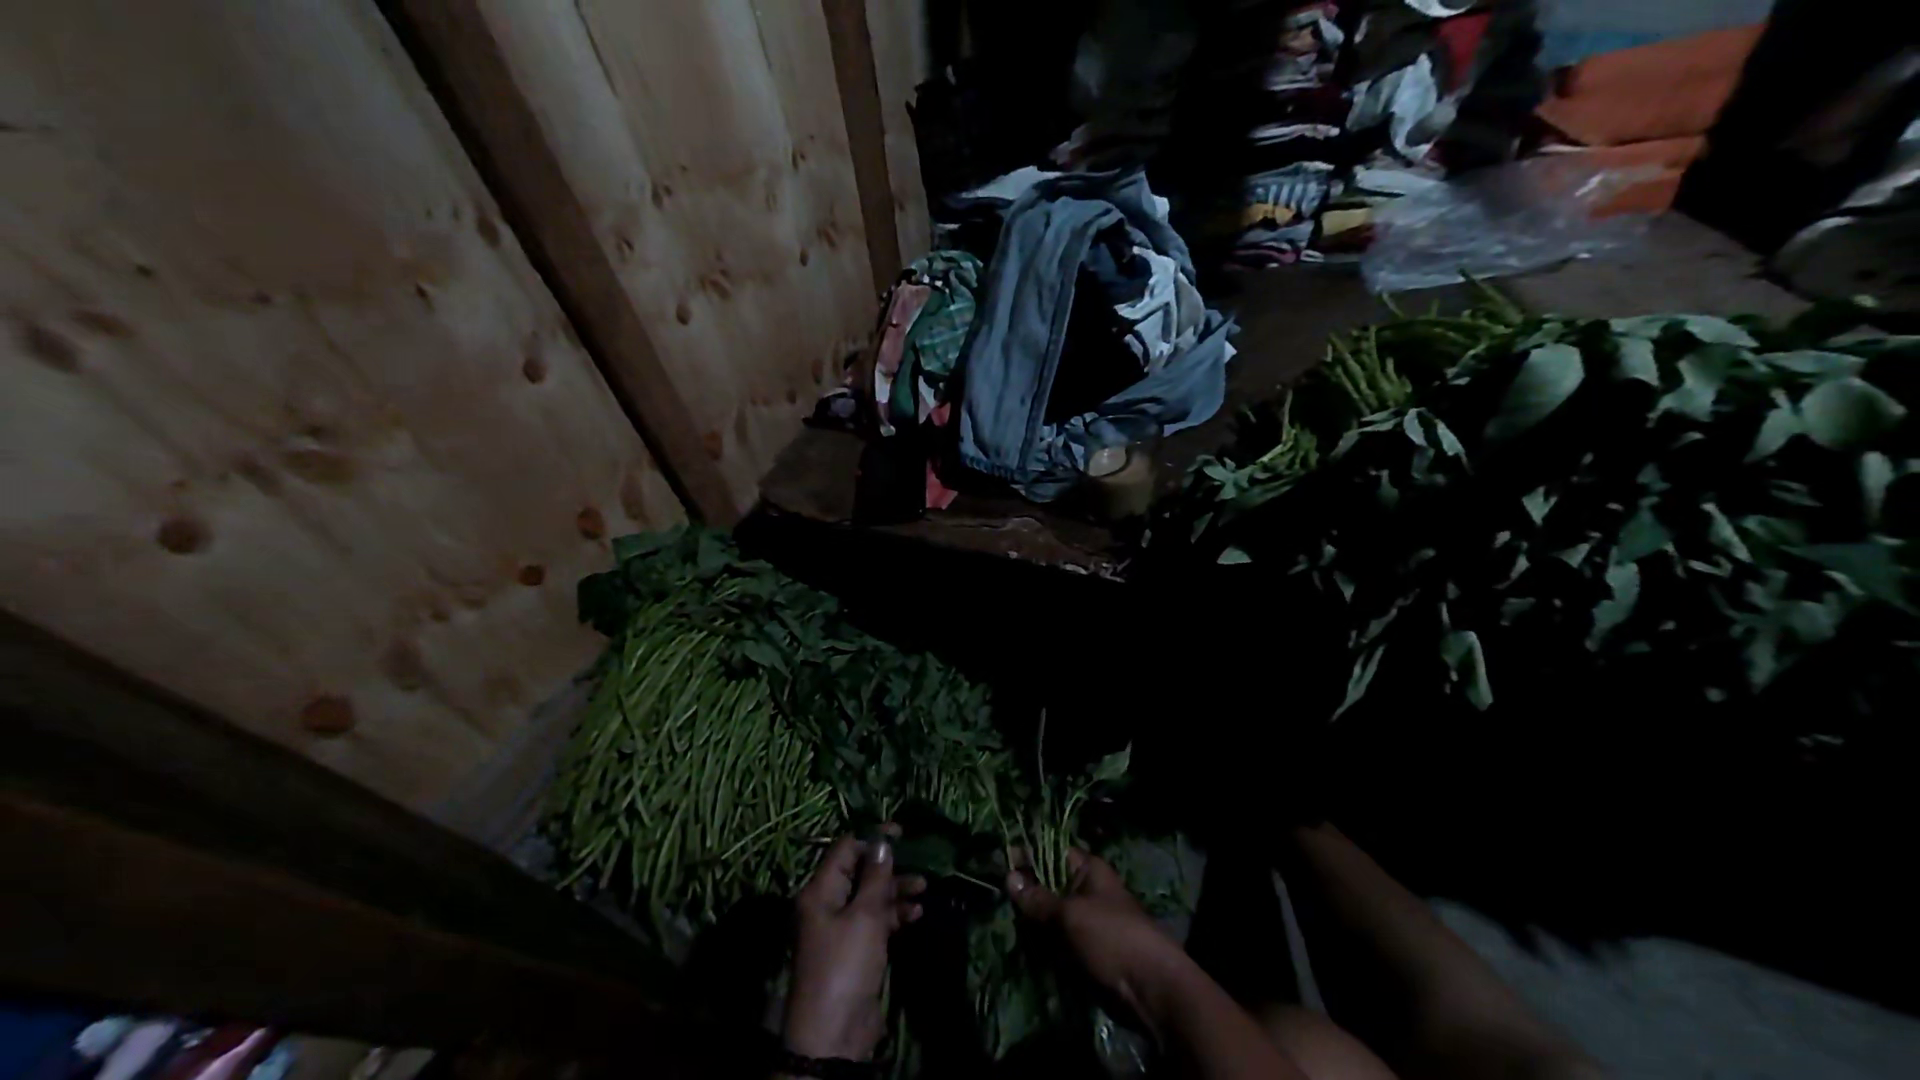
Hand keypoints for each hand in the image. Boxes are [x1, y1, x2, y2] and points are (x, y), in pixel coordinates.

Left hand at [783, 827, 925, 1061]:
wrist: (834, 1034)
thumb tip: (882, 842)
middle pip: (860, 872)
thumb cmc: (845, 965)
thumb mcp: (865, 916)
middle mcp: (828, 904)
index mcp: (820, 890)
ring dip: (896, 891)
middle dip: (889, 867)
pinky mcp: (855, 949)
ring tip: (923, 889)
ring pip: (871, 897)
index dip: (873, 838)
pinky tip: (915, 915)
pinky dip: (894, 914)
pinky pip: (876, 921)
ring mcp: (841, 928)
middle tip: (919, 864)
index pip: (845, 849)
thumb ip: (876, 877)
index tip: (902, 832)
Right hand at [1005, 848, 1191, 1041]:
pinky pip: (1058, 938)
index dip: (1027, 856)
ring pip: (1051, 914)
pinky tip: (1025, 946)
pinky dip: (1044, 943)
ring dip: (1033, 922)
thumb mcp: (1070, 914)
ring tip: (1007, 924)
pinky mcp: (1086, 948)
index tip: (1000, 863)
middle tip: (998, 899)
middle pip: (1049, 884)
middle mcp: (1087, 890)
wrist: (1150, 988)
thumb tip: (1008, 876)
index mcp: (1089, 869)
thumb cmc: (1112, 937)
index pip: (1051, 852)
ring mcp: (1087, 920)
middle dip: (1026, 893)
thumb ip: (1038, 897)